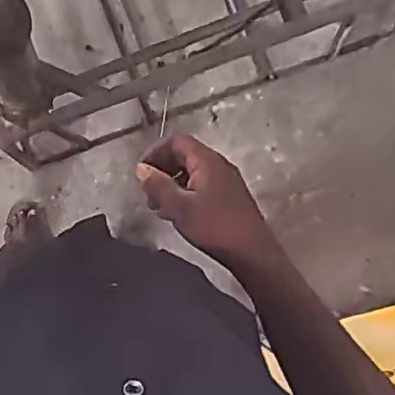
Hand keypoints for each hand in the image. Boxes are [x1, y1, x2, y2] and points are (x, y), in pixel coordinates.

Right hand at [137, 135, 280, 266]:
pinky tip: (178, 213)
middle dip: (162, 170)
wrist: (252, 252)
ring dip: (172, 184)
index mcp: (207, 161)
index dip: (156, 152)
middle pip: (184, 155)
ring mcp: (226, 180)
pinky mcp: (230, 196)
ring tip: (160, 206)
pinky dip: (185, 193)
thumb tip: (142, 169)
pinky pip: (202, 185)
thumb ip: (158, 185)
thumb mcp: (179, 206)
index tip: (142, 172)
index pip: (177, 142)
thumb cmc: (214, 227)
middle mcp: (218, 165)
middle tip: (149, 192)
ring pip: (192, 172)